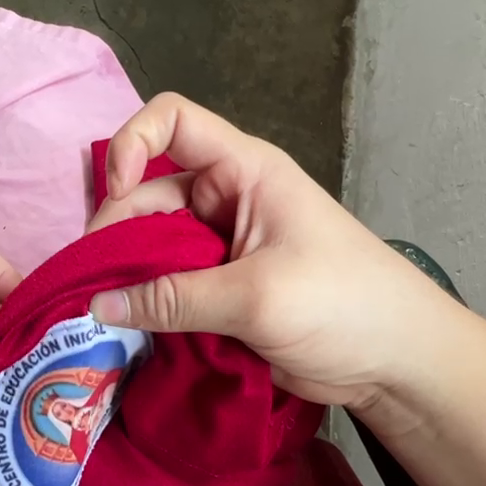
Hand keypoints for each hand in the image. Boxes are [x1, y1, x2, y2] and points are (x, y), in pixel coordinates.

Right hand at [87, 93, 469, 411]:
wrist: (397, 364)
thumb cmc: (345, 304)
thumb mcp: (256, 297)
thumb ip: (173, 300)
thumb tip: (95, 306)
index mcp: (244, 171)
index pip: (172, 121)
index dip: (132, 144)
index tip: (117, 195)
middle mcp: (224, 200)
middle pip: (146, 195)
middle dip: (114, 233)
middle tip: (88, 283)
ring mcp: (219, 248)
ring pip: (150, 247)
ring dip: (124, 276)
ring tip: (96, 313)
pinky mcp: (217, 290)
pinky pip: (165, 286)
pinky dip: (142, 305)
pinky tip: (121, 329)